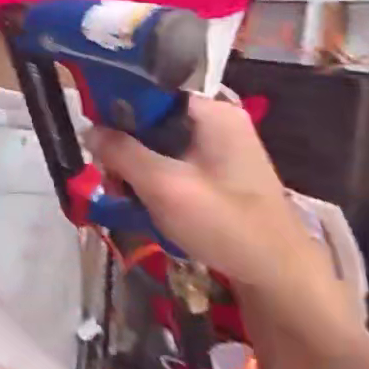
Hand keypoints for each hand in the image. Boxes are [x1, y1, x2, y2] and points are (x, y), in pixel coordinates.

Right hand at [84, 96, 356, 336]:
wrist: (280, 277)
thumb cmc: (224, 223)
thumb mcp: (163, 187)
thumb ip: (122, 153)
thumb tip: (88, 129)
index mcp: (212, 112)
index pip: (153, 91)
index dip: (118, 107)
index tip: (93, 132)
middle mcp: (219, 122)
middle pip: (155, 119)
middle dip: (126, 147)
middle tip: (108, 177)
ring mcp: (223, 149)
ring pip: (162, 145)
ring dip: (139, 168)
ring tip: (124, 195)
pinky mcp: (222, 175)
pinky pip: (176, 164)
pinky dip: (157, 180)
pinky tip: (146, 204)